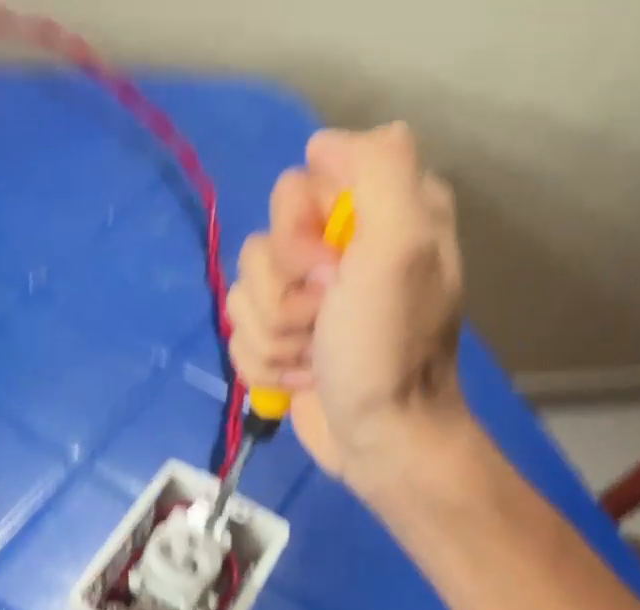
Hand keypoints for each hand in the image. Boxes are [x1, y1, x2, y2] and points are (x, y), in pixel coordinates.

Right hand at [225, 123, 468, 491]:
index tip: (331, 271)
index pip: (294, 188)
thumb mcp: (401, 247)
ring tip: (316, 358)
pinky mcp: (283, 339)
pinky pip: (239, 336)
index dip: (297, 235)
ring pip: (242, 296)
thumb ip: (377, 171)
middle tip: (324, 321)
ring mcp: (308, 299)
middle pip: (259, 248)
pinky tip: (304, 376)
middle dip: (282, 297)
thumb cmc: (389, 348)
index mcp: (376, 214)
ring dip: (274, 338)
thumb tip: (322, 144)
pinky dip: (267, 364)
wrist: (379, 436)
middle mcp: (340, 249)